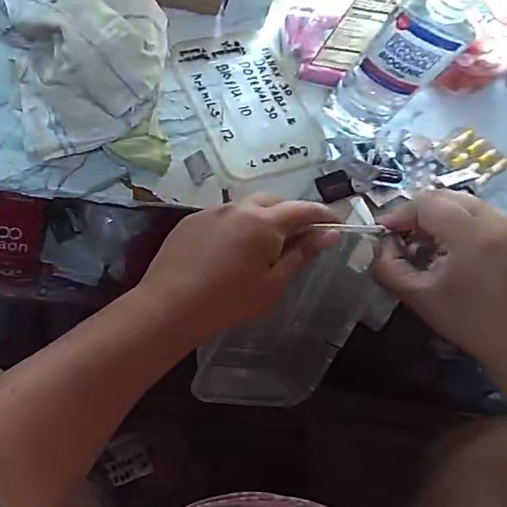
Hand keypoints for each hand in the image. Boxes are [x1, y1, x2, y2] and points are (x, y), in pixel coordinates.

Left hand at [134, 195, 338, 341]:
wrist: (170, 305)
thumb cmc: (229, 300)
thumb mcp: (272, 283)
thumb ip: (300, 255)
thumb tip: (327, 235)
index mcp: (264, 221)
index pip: (303, 209)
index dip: (322, 215)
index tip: (335, 224)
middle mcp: (237, 208)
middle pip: (271, 201)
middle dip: (289, 213)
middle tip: (299, 235)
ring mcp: (209, 213)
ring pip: (243, 208)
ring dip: (259, 218)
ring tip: (262, 242)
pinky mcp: (188, 223)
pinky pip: (219, 217)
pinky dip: (233, 226)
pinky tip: (229, 249)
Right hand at [371, 191, 506, 372]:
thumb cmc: (472, 323)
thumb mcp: (418, 297)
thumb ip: (389, 267)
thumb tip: (383, 246)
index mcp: (471, 234)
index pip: (426, 203)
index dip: (398, 214)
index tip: (382, 234)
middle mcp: (497, 222)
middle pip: (447, 197)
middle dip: (417, 212)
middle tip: (400, 237)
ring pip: (466, 205)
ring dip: (439, 218)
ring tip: (424, 246)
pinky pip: (483, 218)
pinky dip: (460, 225)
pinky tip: (451, 253)